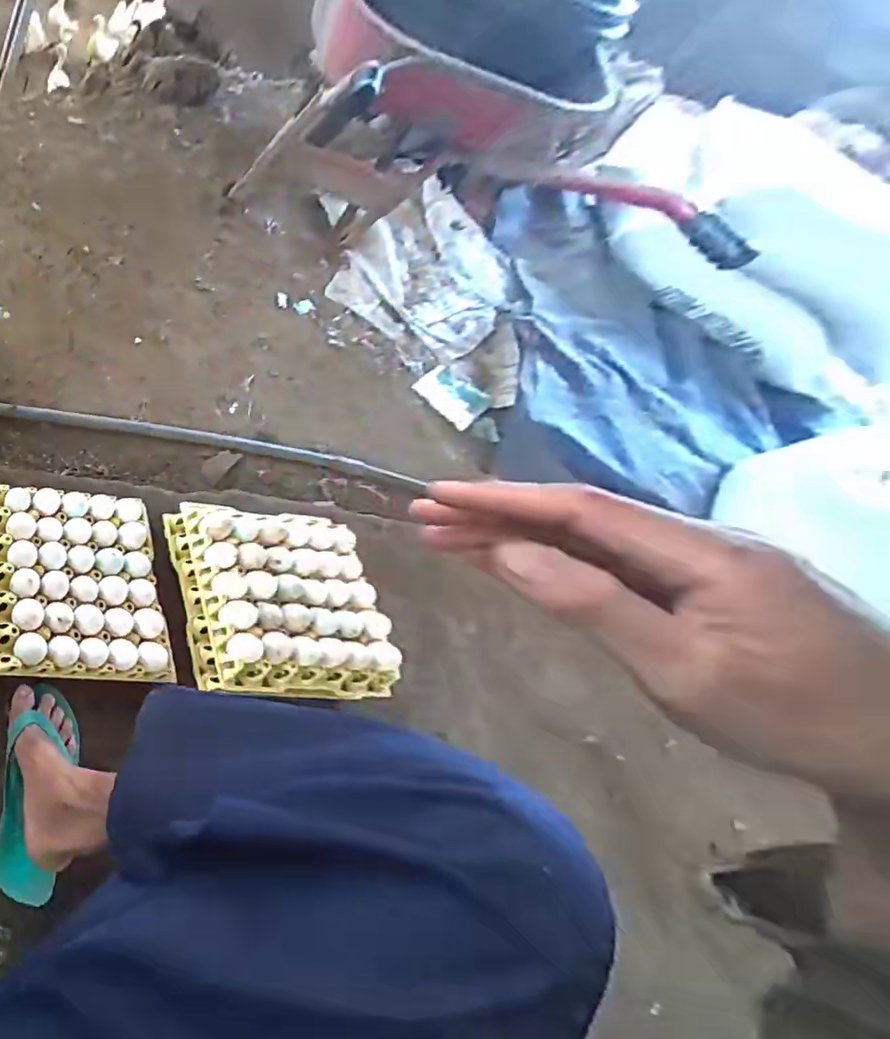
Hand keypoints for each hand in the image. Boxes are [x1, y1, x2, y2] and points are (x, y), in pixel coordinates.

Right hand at [412, 481, 889, 798]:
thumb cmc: (791, 717)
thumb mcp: (681, 669)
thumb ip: (592, 604)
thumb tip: (509, 552)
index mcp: (704, 554)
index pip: (581, 510)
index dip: (502, 499)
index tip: (437, 496)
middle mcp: (700, 543)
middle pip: (578, 516)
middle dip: (495, 512)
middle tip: (422, 516)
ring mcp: (699, 564)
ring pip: (587, 537)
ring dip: (514, 533)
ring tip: (445, 534)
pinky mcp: (696, 587)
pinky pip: (606, 560)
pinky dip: (548, 555)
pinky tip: (509, 556)